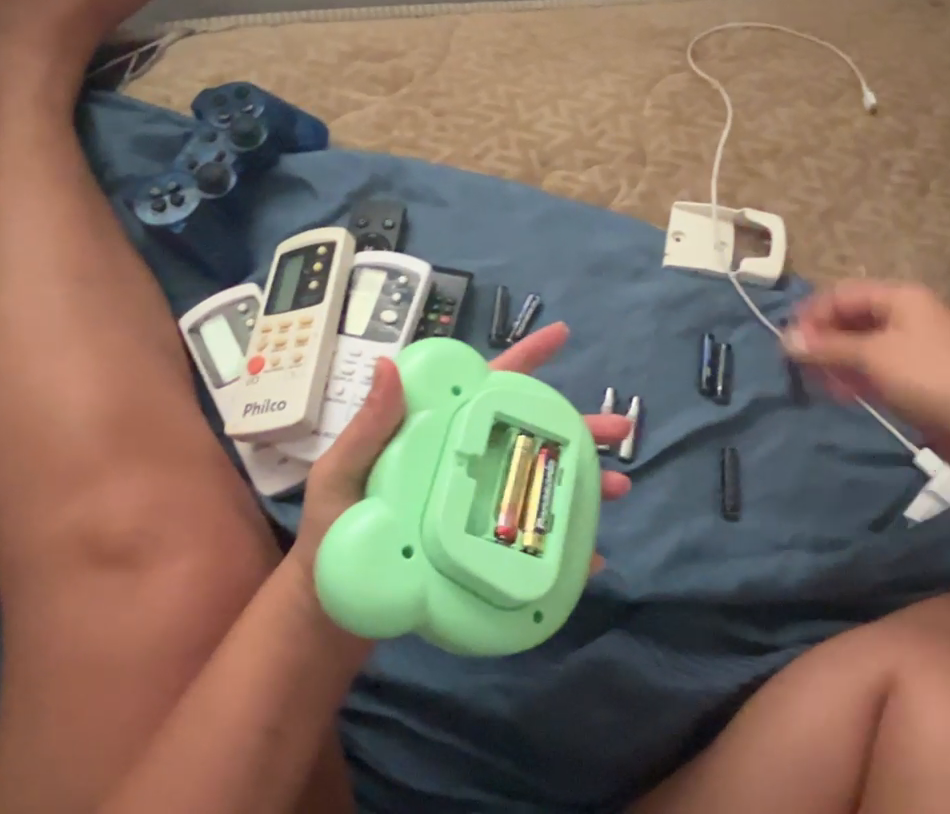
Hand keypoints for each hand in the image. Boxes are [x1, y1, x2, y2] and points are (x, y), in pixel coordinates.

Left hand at [292, 322, 632, 575]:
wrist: (330, 613)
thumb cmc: (332, 534)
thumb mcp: (341, 477)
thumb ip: (366, 429)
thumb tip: (388, 364)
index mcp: (434, 435)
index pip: (482, 389)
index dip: (522, 360)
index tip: (563, 336)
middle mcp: (463, 463)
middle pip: (528, 434)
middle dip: (577, 427)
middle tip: (619, 430)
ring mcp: (476, 506)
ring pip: (539, 482)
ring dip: (582, 481)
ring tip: (619, 487)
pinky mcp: (483, 549)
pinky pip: (532, 539)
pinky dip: (565, 544)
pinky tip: (592, 554)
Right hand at [783, 281, 949, 467]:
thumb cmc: (927, 376)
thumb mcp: (871, 356)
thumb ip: (826, 347)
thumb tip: (785, 339)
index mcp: (899, 297)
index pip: (841, 294)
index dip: (812, 314)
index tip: (787, 341)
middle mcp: (905, 315)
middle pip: (851, 319)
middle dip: (822, 340)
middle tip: (798, 365)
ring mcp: (911, 346)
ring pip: (860, 346)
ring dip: (835, 361)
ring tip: (817, 383)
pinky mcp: (915, 376)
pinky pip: (874, 368)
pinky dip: (854, 377)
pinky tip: (841, 394)